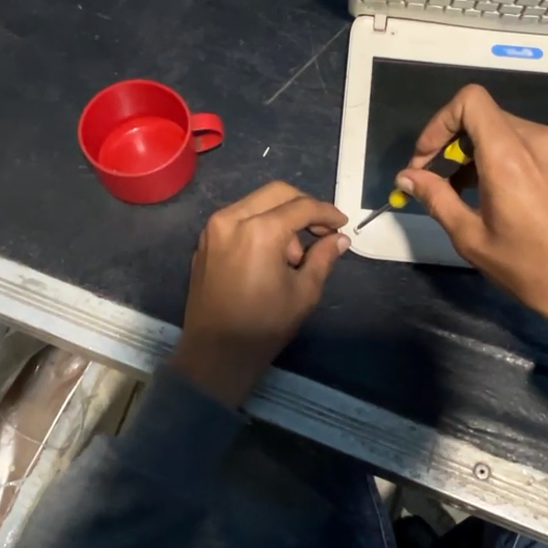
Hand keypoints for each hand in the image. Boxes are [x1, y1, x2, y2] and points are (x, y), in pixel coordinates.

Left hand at [172, 182, 349, 405]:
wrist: (215, 354)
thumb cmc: (264, 326)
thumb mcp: (304, 292)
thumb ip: (323, 258)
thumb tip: (340, 239)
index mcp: (259, 231)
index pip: (301, 207)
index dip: (326, 213)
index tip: (342, 224)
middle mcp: (232, 219)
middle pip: (277, 193)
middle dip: (304, 206)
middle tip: (321, 230)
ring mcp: (213, 229)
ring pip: (256, 203)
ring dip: (280, 216)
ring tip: (293, 255)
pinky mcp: (205, 242)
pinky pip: (238, 219)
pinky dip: (259, 225)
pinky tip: (271, 255)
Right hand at [398, 85, 547, 382]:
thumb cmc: (528, 267)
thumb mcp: (471, 237)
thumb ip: (436, 198)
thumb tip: (406, 177)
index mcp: (508, 155)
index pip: (470, 102)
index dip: (438, 123)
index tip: (424, 160)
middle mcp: (533, 140)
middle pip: (480, 114)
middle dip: (447, 140)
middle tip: (429, 177)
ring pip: (496, 128)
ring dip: (467, 150)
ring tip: (451, 190)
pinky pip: (515, 143)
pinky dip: (489, 157)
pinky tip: (479, 192)